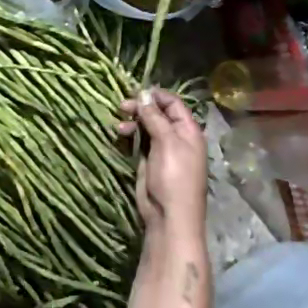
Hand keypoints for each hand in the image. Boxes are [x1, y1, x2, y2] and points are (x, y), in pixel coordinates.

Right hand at [117, 90, 207, 240]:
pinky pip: (140, 142)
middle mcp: (177, 137)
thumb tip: (144, 94)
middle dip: (141, 108)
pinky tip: (120, 134)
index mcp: (189, 129)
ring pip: (147, 127)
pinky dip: (131, 136)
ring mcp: (163, 150)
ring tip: (119, 125)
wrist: (169, 215)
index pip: (174, 103)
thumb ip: (155, 118)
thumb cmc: (174, 176)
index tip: (136, 91)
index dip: (156, 96)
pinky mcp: (150, 162)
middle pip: (159, 114)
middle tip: (121, 106)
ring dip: (134, 122)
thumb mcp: (167, 142)